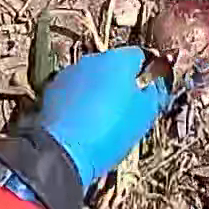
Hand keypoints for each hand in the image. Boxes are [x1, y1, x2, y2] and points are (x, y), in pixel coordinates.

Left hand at [27, 46, 168, 187]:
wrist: (62, 153)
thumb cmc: (110, 130)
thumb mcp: (145, 113)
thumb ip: (155, 91)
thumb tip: (157, 82)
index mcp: (120, 58)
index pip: (141, 55)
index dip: (148, 72)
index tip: (150, 89)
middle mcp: (93, 59)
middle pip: (115, 64)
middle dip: (123, 81)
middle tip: (130, 106)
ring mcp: (70, 73)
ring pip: (93, 77)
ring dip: (100, 90)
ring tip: (106, 117)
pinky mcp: (51, 91)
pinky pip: (74, 91)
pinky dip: (81, 101)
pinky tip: (85, 122)